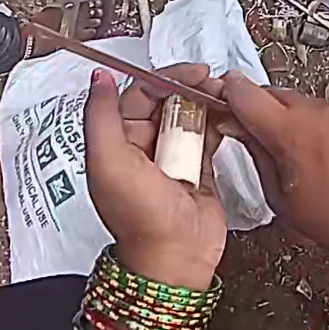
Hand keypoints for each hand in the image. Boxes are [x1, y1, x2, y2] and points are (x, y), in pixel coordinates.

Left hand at [84, 65, 227, 289]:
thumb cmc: (140, 216)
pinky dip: (219, 122)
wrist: (177, 256)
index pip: (139, 94)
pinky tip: (230, 114)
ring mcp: (173, 155)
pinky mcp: (199, 166)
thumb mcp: (109, 162)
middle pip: (167, 101)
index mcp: (118, 141)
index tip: (191, 73)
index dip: (165, 78)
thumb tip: (98, 76)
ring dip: (207, 102)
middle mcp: (144, 145)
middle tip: (213, 82)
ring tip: (225, 96)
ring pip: (190, 115)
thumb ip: (101, 116)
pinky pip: (208, 134)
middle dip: (189, 87)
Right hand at [219, 71, 328, 263]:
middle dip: (261, 110)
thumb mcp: (281, 198)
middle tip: (260, 136)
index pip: (245, 92)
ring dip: (294, 119)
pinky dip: (322, 124)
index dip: (227, 93)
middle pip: (273, 94)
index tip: (221, 100)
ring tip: (303, 154)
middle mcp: (317, 111)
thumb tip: (238, 127)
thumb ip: (257, 154)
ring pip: (303, 103)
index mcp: (291, 133)